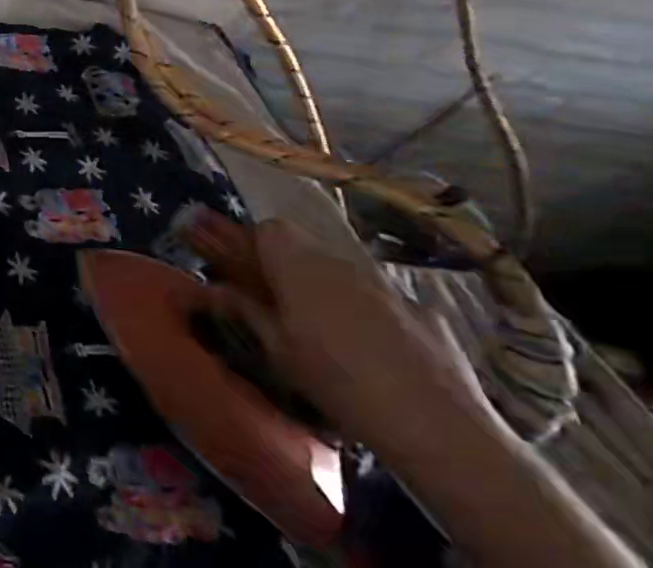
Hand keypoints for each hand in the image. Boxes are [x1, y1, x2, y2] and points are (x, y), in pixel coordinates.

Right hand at [201, 213, 497, 458]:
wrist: (435, 424)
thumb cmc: (336, 381)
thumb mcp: (277, 351)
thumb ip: (246, 312)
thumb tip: (216, 289)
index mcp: (298, 265)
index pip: (267, 229)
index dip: (253, 246)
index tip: (243, 272)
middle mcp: (340, 262)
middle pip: (305, 247)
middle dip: (286, 267)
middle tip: (276, 303)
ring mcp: (387, 284)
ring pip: (342, 273)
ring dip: (326, 289)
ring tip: (324, 333)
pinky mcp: (424, 310)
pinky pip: (382, 301)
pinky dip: (369, 315)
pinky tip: (375, 354)